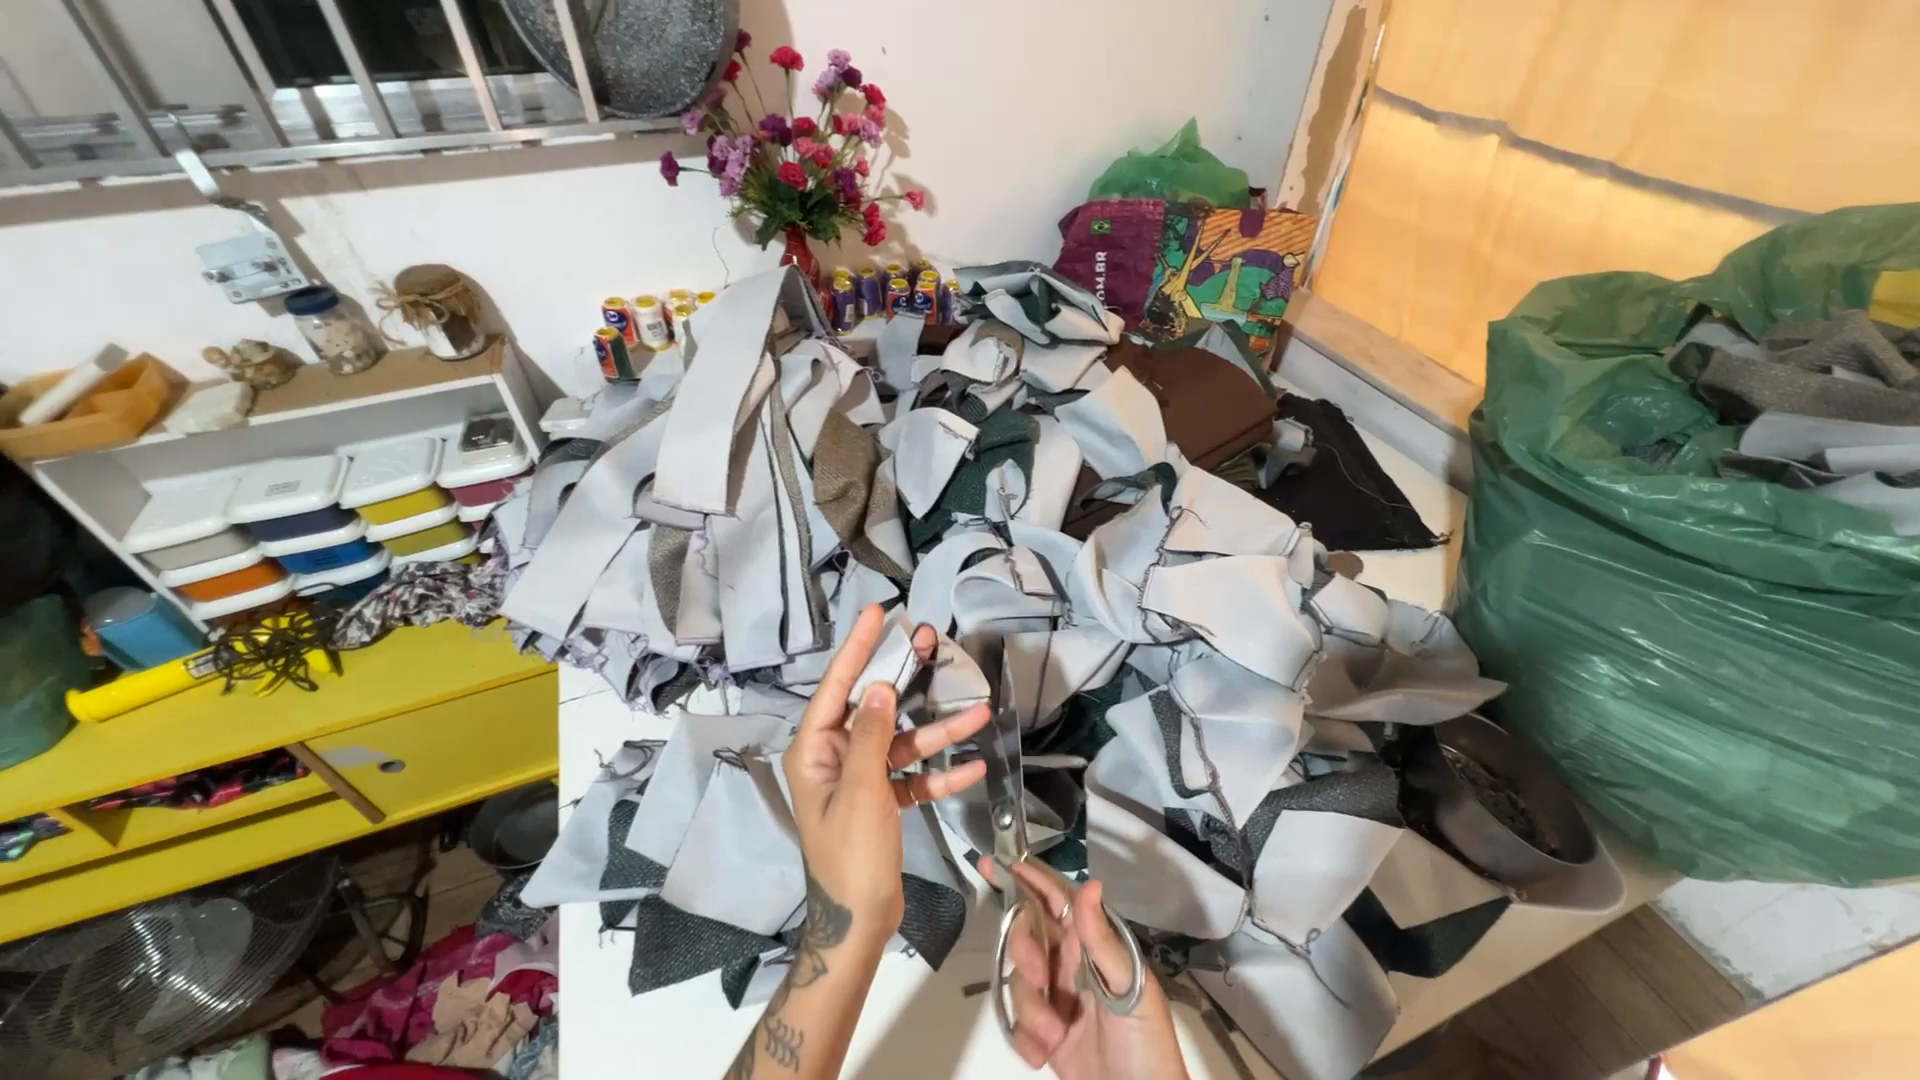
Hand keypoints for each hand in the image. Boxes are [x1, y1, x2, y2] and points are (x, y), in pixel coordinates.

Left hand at [785, 605, 990, 935]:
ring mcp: (861, 779)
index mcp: (816, 750)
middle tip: (930, 640)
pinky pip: (914, 775)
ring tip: (980, 712)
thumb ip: (871, 736)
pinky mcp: (883, 800)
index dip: (858, 647)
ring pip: (903, 742)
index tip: (878, 613)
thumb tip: (880, 687)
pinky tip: (973, 767)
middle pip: (875, 706)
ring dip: (940, 731)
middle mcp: (835, 757)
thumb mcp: (861, 791)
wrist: (859, 921)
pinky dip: (940, 772)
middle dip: (906, 678)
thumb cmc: (851, 855)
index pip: (837, 685)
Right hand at [981, 857, 1190, 1079]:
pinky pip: (1015, 1022)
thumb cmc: (1146, 1043)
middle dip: (1024, 951)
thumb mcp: (1130, 988)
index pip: (1055, 898)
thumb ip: (1102, 939)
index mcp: (1093, 944)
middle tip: (1039, 977)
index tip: (994, 862)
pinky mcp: (1044, 1033)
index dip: (1027, 876)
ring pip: (1018, 980)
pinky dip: (1024, 1038)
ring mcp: (1055, 997)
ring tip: (1054, 1035)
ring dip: (1029, 1008)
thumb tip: (1090, 884)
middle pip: (1027, 933)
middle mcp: (1070, 962)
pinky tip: (1045, 1054)